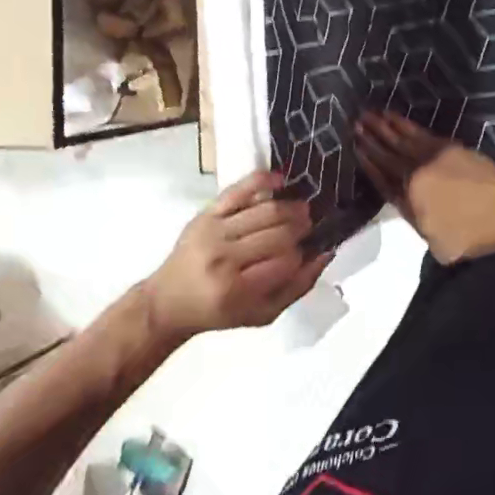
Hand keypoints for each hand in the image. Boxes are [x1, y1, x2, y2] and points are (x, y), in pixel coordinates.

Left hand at [145, 172, 330, 336]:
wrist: (168, 301)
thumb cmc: (220, 312)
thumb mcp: (262, 314)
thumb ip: (298, 287)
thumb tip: (326, 253)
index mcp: (237, 290)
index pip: (286, 262)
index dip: (301, 255)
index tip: (305, 254)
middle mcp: (224, 258)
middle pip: (279, 233)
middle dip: (301, 228)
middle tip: (309, 227)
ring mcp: (214, 231)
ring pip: (266, 210)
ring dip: (291, 207)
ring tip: (301, 210)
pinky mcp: (207, 212)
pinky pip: (240, 189)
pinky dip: (264, 180)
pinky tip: (281, 180)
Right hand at [352, 111, 494, 262]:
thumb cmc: (473, 235)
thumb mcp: (436, 244)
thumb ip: (416, 221)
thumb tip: (410, 206)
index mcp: (409, 200)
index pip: (382, 179)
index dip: (368, 163)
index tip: (355, 148)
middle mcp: (415, 175)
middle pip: (388, 155)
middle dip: (370, 140)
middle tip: (354, 123)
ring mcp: (432, 157)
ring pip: (401, 139)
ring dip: (383, 126)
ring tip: (367, 114)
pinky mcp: (448, 146)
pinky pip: (419, 132)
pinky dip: (404, 124)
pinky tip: (394, 117)